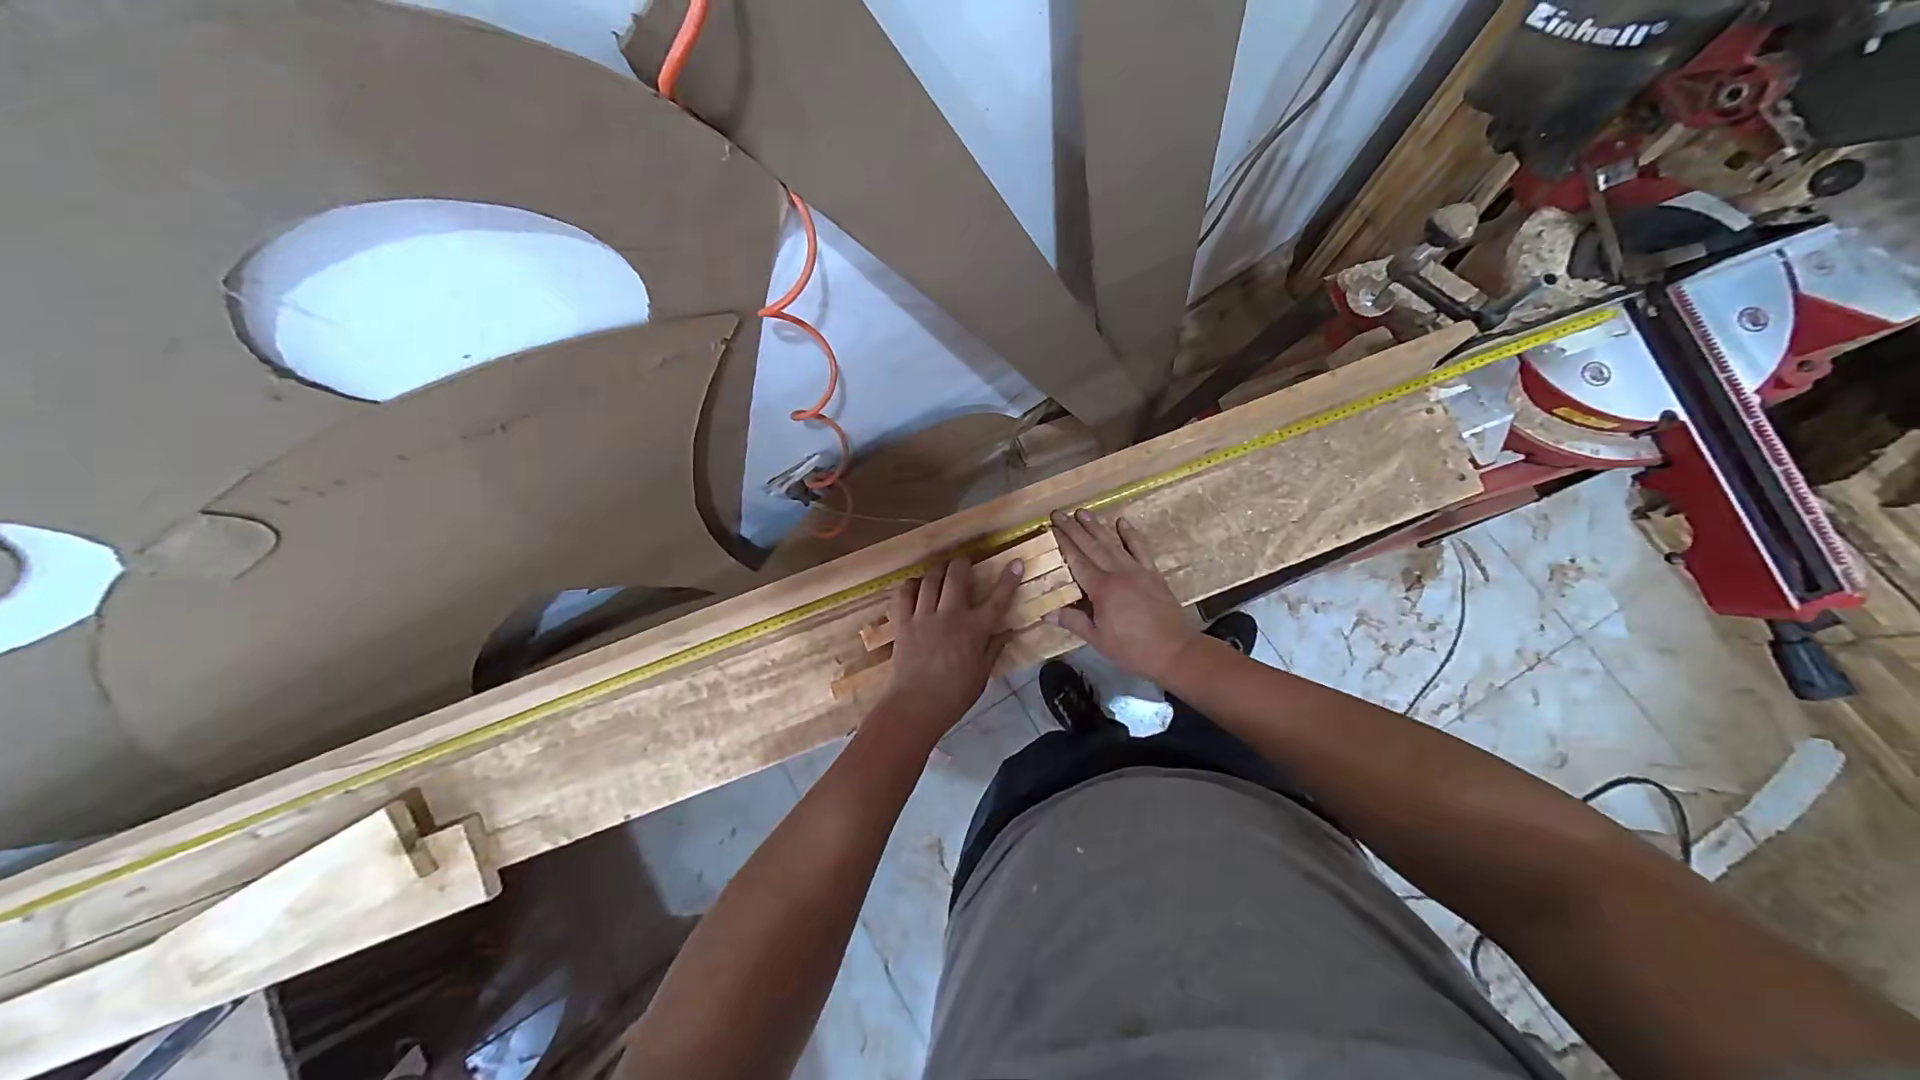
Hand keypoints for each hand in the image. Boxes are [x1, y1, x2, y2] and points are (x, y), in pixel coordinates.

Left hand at [878, 556, 1022, 743]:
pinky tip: (916, 585)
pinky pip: (904, 594)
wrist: (915, 707)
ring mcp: (924, 617)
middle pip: (957, 575)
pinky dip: (910, 584)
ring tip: (942, 570)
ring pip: (930, 579)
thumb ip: (994, 648)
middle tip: (965, 562)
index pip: (998, 598)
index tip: (1016, 562)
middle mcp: (950, 615)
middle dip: (963, 563)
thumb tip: (1008, 631)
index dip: (1009, 578)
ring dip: (938, 570)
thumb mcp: (982, 674)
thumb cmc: (954, 696)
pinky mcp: (903, 622)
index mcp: (975, 630)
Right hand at [1047, 510, 1201, 683]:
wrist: (1174, 651)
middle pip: (1092, 546)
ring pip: (1113, 543)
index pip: (1077, 561)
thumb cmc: (1132, 648)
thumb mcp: (1097, 638)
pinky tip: (1122, 522)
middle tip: (1059, 513)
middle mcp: (1118, 573)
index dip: (1063, 543)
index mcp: (1101, 589)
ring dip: (1097, 526)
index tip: (1051, 528)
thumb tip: (1047, 613)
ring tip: (1083, 512)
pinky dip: (1131, 535)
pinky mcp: (1153, 573)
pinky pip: (1140, 549)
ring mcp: (1138, 570)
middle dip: (1074, 529)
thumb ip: (1073, 621)